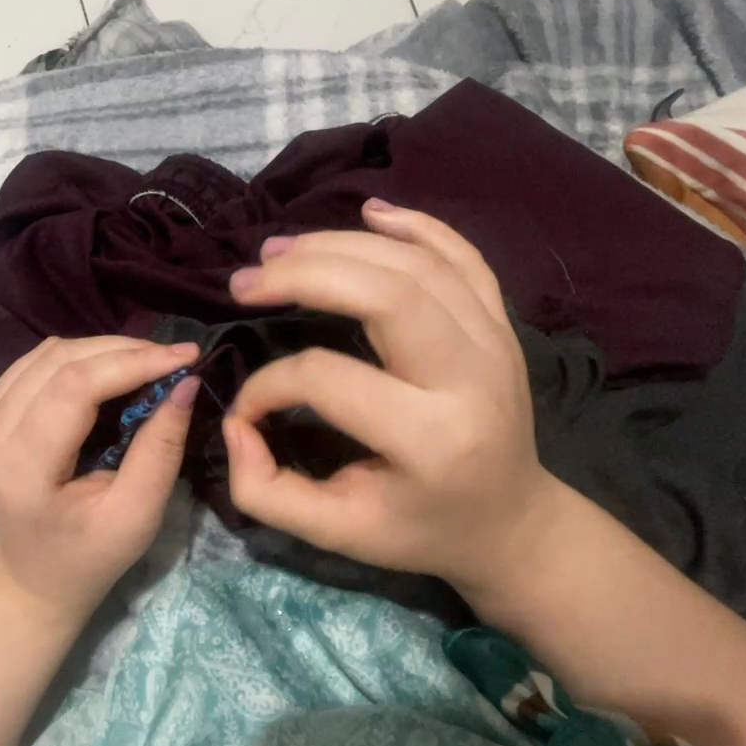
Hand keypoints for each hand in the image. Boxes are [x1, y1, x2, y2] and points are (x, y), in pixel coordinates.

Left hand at [0, 336, 200, 625]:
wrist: (34, 573)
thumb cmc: (89, 553)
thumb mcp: (136, 516)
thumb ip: (160, 451)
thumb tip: (186, 383)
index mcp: (21, 467)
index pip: (73, 387)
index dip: (131, 362)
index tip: (185, 356)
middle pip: (60, 360)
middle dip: (124, 350)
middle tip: (175, 358)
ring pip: (49, 353)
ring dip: (105, 349)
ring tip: (151, 364)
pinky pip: (38, 361)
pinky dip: (82, 358)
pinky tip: (114, 372)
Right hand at [221, 200, 566, 595]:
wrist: (510, 522)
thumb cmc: (420, 528)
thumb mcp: (336, 533)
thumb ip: (266, 490)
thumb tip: (235, 421)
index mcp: (430, 439)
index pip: (327, 379)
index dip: (267, 385)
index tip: (244, 407)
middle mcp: (471, 378)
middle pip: (385, 293)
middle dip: (302, 275)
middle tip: (244, 281)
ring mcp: (495, 342)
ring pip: (416, 264)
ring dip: (339, 243)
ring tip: (277, 250)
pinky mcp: (501, 324)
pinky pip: (462, 256)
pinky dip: (416, 225)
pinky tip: (369, 211)